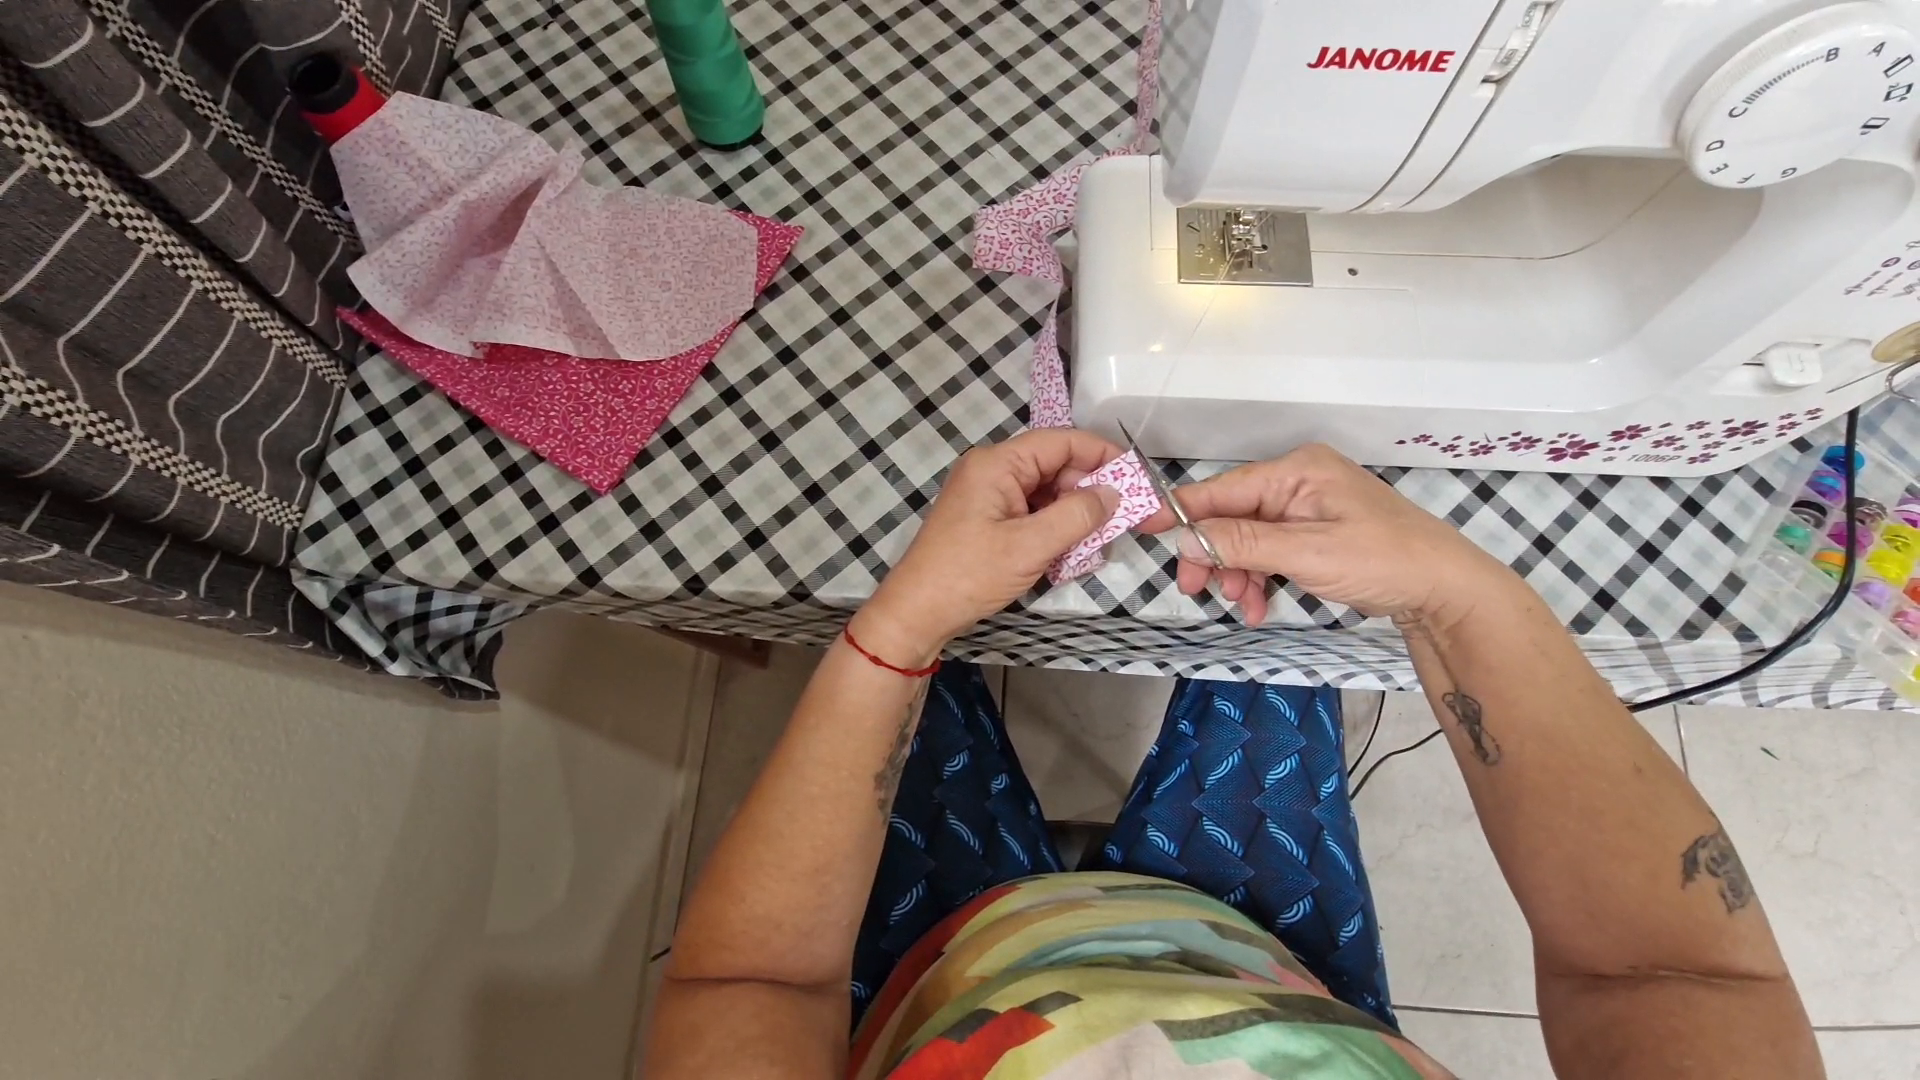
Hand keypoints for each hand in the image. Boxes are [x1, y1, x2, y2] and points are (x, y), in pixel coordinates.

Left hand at [854, 429, 1123, 663]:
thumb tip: (1113, 494)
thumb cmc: (969, 575)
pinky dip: (1054, 532)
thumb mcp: (1030, 546)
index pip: (1061, 441)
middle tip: (1121, 521)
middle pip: (1055, 468)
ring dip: (1073, 518)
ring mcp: (989, 497)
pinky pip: (1032, 516)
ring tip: (1094, 546)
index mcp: (997, 464)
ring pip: (1047, 495)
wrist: (917, 613)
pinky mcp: (988, 522)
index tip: (1135, 477)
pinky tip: (1068, 557)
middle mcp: (992, 472)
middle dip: (1089, 493)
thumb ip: (1077, 516)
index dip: (1101, 454)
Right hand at [1143, 443, 1513, 627]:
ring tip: (1242, 605)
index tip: (1143, 529)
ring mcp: (1304, 509)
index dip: (1181, 511)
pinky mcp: (1311, 535)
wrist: (1445, 591)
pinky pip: (1267, 552)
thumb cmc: (1381, 560)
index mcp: (1295, 471)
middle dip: (1213, 554)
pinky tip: (1257, 605)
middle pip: (1229, 516)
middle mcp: (1295, 483)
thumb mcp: (1306, 551)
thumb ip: (1241, 542)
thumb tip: (1185, 540)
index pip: (1222, 489)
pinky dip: (1257, 577)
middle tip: (1196, 590)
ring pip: (1245, 539)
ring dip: (1236, 573)